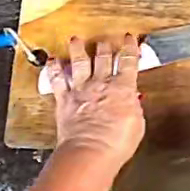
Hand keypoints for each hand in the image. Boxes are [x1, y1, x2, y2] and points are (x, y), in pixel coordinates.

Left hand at [47, 36, 145, 169]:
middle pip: (103, 57)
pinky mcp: (65, 99)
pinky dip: (54, 68)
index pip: (129, 60)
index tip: (130, 39)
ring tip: (76, 40)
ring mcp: (81, 89)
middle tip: (105, 41)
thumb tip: (134, 99)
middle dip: (105, 46)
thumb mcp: (137, 125)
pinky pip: (57, 79)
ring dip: (78, 49)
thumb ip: (135, 108)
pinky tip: (52, 61)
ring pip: (79, 62)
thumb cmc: (115, 143)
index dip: (130, 47)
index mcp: (122, 88)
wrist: (90, 151)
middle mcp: (101, 83)